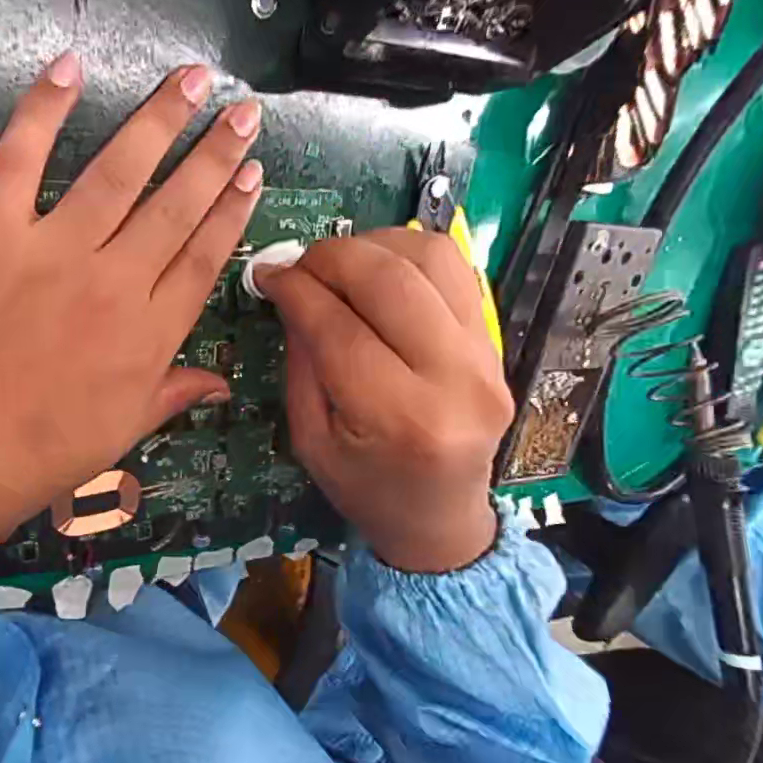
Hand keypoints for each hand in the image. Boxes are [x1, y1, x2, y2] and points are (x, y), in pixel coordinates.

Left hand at [0, 54, 264, 581]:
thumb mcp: (111, 440)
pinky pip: (18, 162)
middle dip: (214, 154)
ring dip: (158, 120)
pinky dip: (41, 111)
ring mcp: (50, 255)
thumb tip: (219, 384)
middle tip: (243, 113)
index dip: (232, 212)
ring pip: (117, 174)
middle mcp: (112, 285)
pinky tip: (70, 67)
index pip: (205, 259)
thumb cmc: (24, 462)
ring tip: (192, 79)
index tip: (251, 173)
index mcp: (147, 339)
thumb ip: (166, 397)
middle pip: (175, 207)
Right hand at [256, 230, 512, 572]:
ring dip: (375, 246)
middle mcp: (453, 381)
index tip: (266, 275)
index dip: (296, 291)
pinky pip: (457, 272)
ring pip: (433, 260)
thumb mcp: (309, 437)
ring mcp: (486, 358)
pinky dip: (409, 255)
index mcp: (398, 419)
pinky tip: (377, 269)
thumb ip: (302, 362)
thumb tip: (290, 292)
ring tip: (338, 264)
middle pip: (391, 282)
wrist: (440, 516)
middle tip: (299, 264)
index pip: (339, 328)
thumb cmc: (363, 488)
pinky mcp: (497, 344)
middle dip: (333, 257)